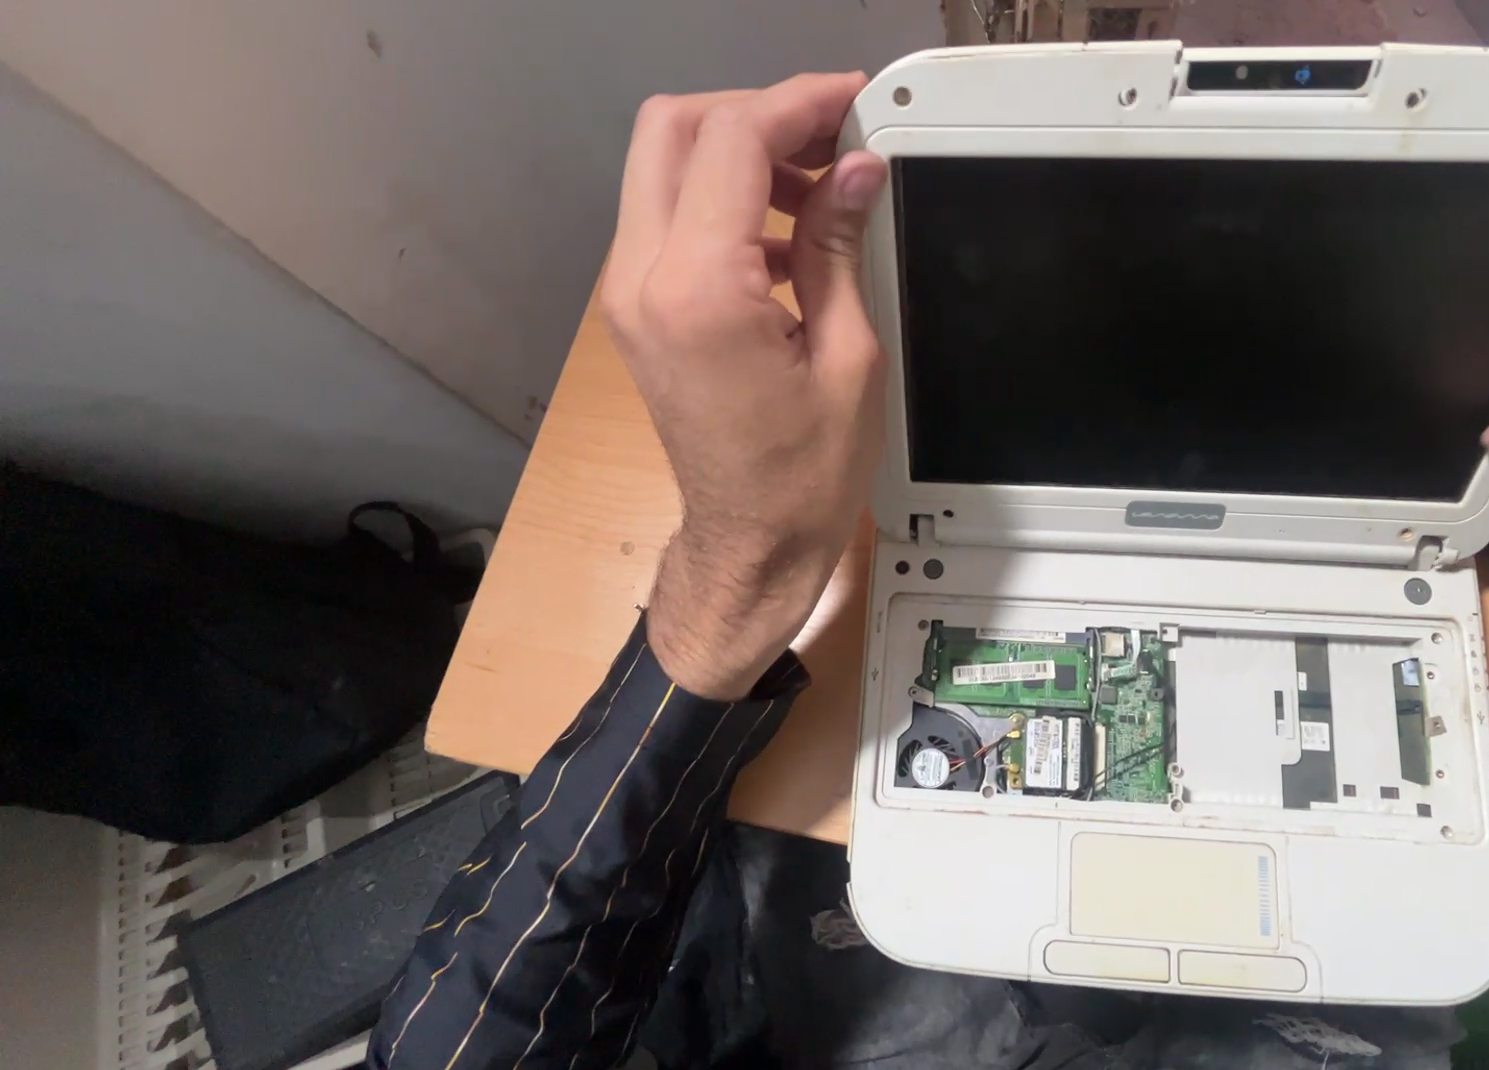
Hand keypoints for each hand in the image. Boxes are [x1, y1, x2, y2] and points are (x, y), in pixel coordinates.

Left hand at [600, 74, 887, 699]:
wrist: (751, 543)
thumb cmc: (808, 475)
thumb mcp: (848, 358)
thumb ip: (838, 248)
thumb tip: (854, 170)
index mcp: (699, 292)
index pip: (733, 140)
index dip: (798, 103)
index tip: (852, 102)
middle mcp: (642, 280)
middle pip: (675, 130)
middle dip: (756, 116)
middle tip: (828, 142)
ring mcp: (628, 296)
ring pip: (665, 168)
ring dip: (739, 160)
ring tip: (817, 195)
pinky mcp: (637, 314)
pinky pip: (668, 222)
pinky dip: (723, 206)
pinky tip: (785, 244)